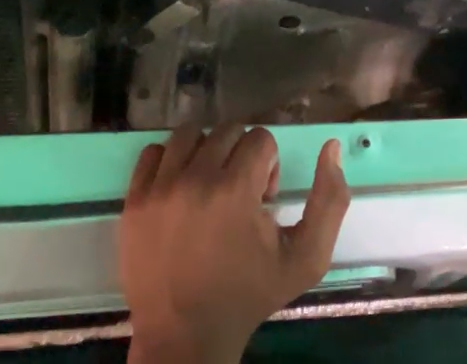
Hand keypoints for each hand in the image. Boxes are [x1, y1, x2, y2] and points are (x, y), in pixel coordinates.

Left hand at [120, 127, 350, 363]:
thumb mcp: (306, 258)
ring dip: (205, 152)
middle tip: (239, 195)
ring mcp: (158, 188)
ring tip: (208, 187)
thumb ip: (330, 200)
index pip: (261, 137)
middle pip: (226, 131)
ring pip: (188, 134)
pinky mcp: (133, 199)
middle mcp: (194, 179)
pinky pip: (152, 151)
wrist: (185, 335)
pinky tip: (179, 189)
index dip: (269, 165)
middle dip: (240, 155)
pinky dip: (170, 162)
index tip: (262, 199)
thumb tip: (333, 146)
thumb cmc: (248, 295)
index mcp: (235, 190)